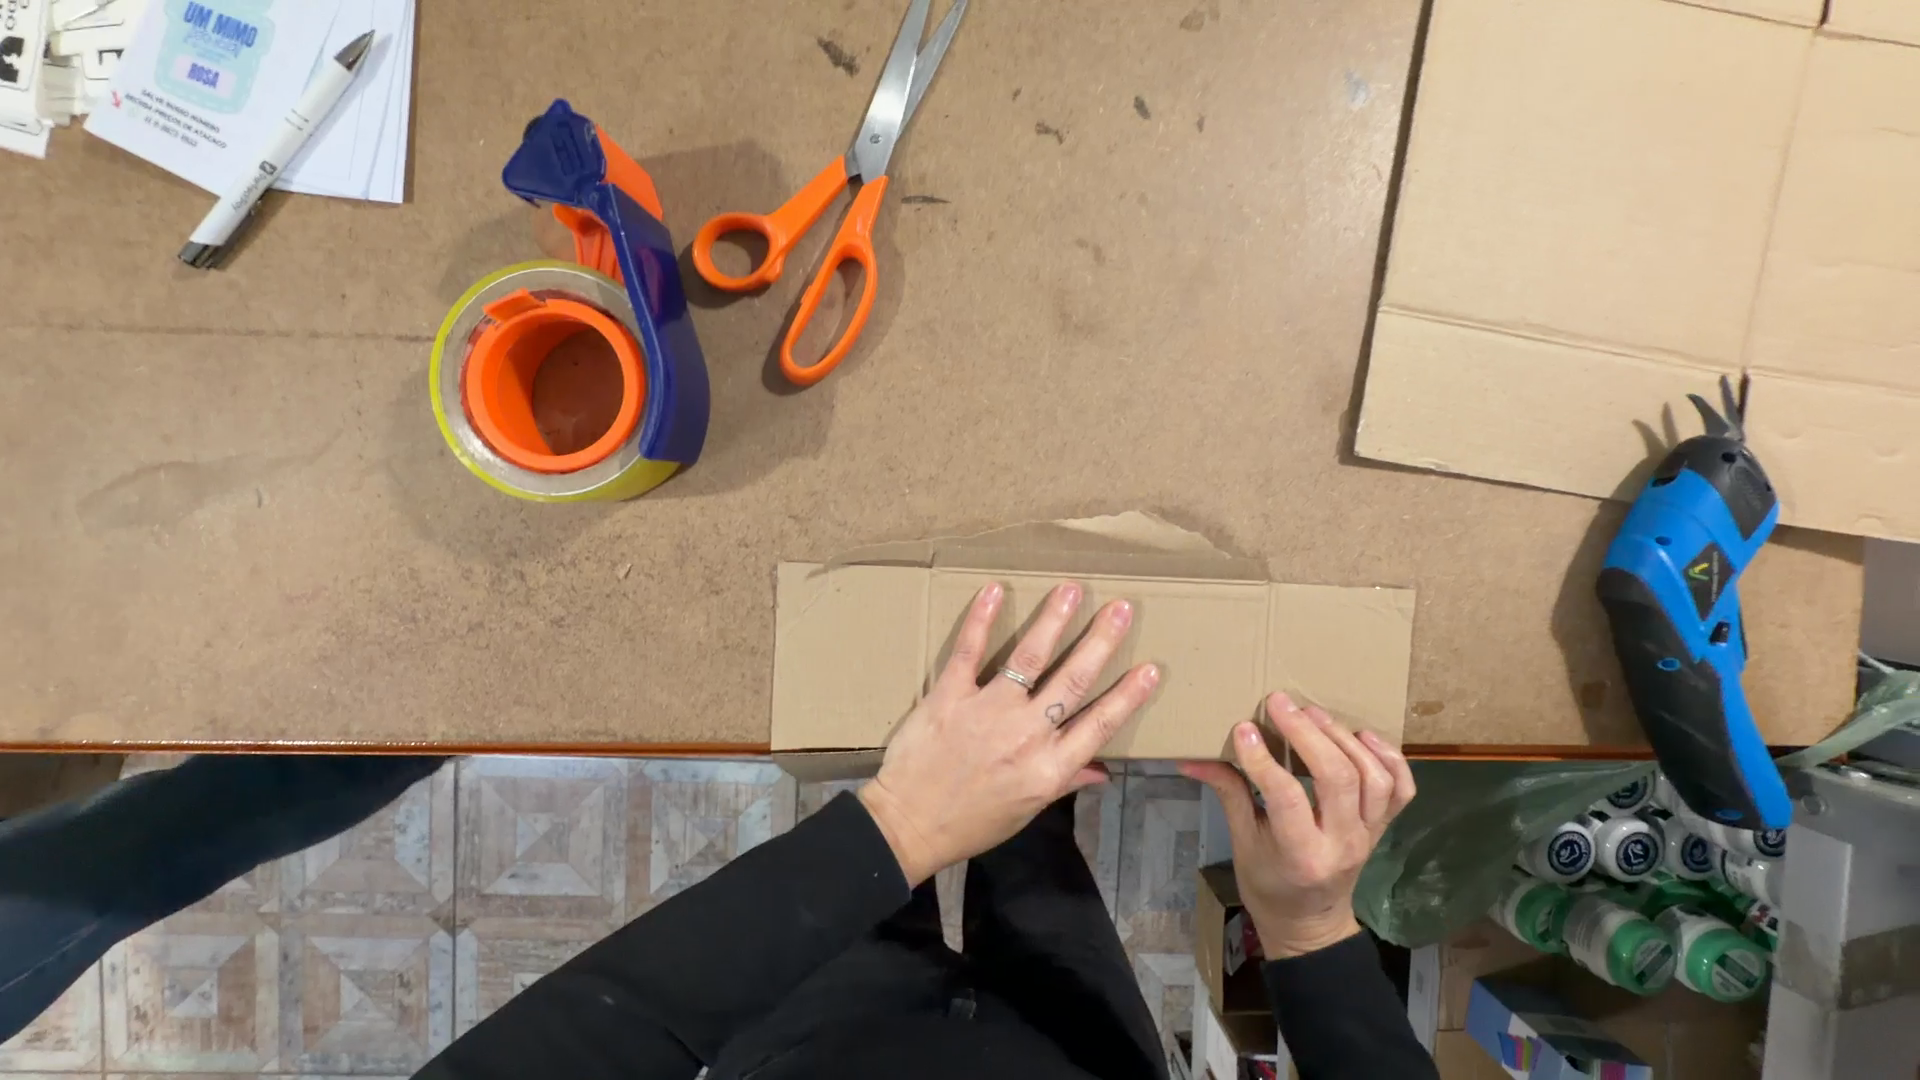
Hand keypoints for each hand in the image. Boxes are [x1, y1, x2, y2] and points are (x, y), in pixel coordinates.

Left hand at [857, 581, 1159, 885]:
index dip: (1128, 696)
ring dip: (1053, 621)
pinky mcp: (950, 695)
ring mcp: (987, 710)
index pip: (1100, 725)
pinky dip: (982, 618)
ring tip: (1071, 590)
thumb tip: (1102, 770)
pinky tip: (995, 590)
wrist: (910, 824)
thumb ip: (1065, 781)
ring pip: (1029, 658)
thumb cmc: (972, 822)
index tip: (1151, 668)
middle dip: (1100, 642)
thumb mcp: (1027, 809)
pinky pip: (969, 651)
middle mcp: (1026, 734)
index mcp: (1049, 768)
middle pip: (1073, 681)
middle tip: (1121, 608)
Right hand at [1180, 692, 1414, 957]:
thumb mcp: (1241, 843)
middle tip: (1279, 702)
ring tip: (1312, 713)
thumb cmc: (1267, 884)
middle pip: (1337, 779)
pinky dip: (1389, 757)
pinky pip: (1401, 789)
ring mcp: (1370, 835)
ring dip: (1343, 738)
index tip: (1243, 728)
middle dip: (1307, 734)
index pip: (1286, 797)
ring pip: (1373, 778)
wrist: (1310, 922)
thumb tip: (1190, 758)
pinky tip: (1362, 734)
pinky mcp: (1383, 826)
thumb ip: (1228, 794)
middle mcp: (1343, 843)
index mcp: (1301, 855)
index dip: (1263, 759)